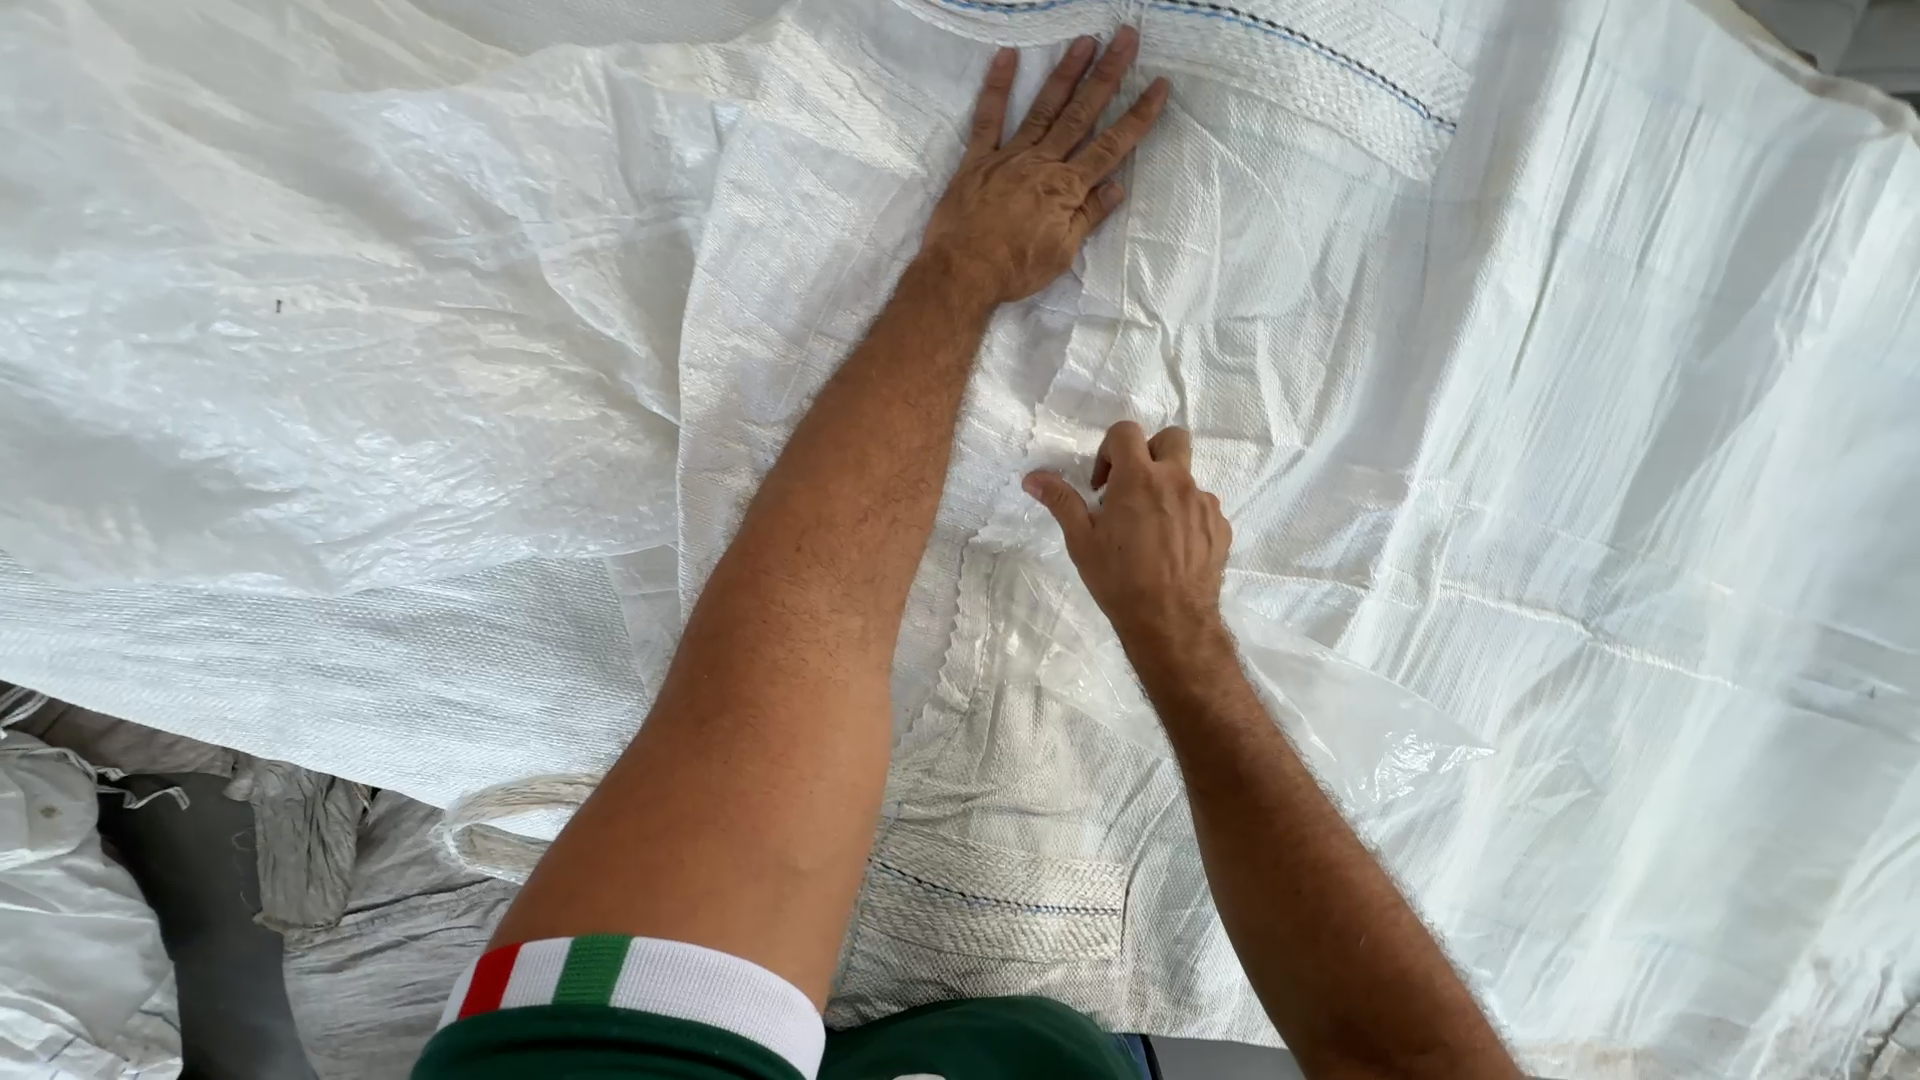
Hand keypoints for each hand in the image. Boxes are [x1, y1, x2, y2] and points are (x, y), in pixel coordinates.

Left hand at [920, 27, 1168, 305]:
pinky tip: (1006, 56)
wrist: (963, 272)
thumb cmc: (1015, 270)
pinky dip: (997, 86)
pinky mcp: (977, 161)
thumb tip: (1117, 188)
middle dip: (1107, 74)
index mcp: (1067, 189)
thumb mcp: (1062, 254)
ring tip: (1086, 41)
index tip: (1159, 86)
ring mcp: (1009, 157)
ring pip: (1044, 108)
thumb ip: (1088, 218)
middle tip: (1126, 37)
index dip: (1137, 117)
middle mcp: (1043, 163)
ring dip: (1066, 72)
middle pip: (1081, 114)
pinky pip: (988, 119)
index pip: (1111, 147)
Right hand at [1024, 422, 1231, 663]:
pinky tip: (1171, 548)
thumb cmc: (1119, 579)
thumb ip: (1061, 501)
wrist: (1171, 621)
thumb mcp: (1081, 541)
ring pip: (1187, 477)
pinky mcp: (1220, 527)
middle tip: (1132, 487)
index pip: (1126, 432)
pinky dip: (1185, 517)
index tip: (1102, 486)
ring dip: (1167, 490)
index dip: (1109, 451)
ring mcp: (1204, 504)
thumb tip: (1032, 478)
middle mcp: (1177, 482)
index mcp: (1139, 478)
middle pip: (1171, 437)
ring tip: (1150, 529)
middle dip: (1150, 452)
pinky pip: (1202, 507)